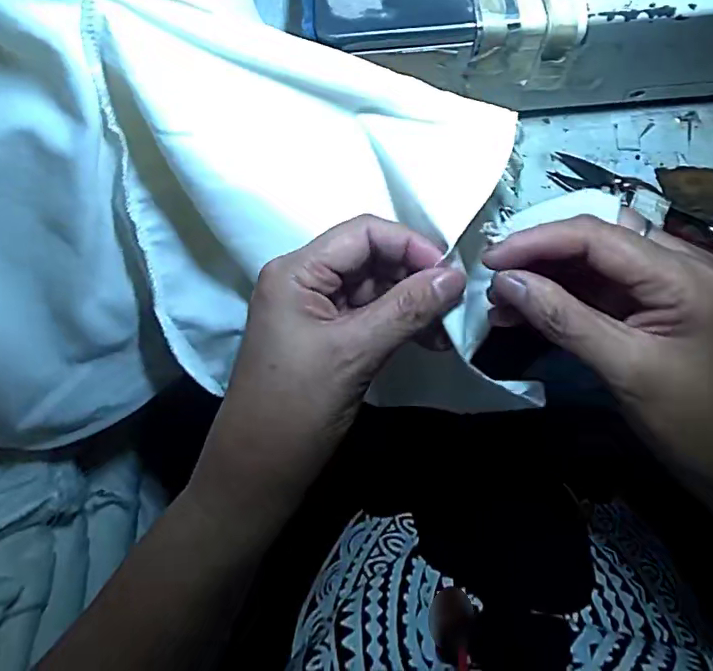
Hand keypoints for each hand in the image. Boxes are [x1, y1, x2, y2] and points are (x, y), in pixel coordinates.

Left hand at [191, 215, 465, 522]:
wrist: (256, 478)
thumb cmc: (296, 409)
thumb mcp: (355, 353)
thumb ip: (407, 308)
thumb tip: (456, 276)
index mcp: (296, 271)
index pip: (363, 232)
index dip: (409, 244)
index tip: (448, 272)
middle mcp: (304, 279)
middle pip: (371, 255)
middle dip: (414, 274)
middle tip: (454, 301)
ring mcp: (315, 307)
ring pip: (376, 285)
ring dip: (413, 300)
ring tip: (447, 327)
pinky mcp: (328, 334)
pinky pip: (372, 312)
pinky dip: (402, 321)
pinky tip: (430, 340)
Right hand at [483, 216, 712, 505]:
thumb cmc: (697, 425)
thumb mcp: (626, 371)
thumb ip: (565, 319)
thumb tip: (505, 282)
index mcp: (682, 272)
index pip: (598, 235)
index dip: (539, 241)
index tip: (491, 259)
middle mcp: (677, 263)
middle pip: (596, 238)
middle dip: (541, 254)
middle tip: (494, 276)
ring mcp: (667, 284)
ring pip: (594, 261)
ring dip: (548, 276)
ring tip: (501, 300)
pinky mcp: (655, 306)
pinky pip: (602, 288)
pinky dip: (564, 296)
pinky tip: (528, 310)